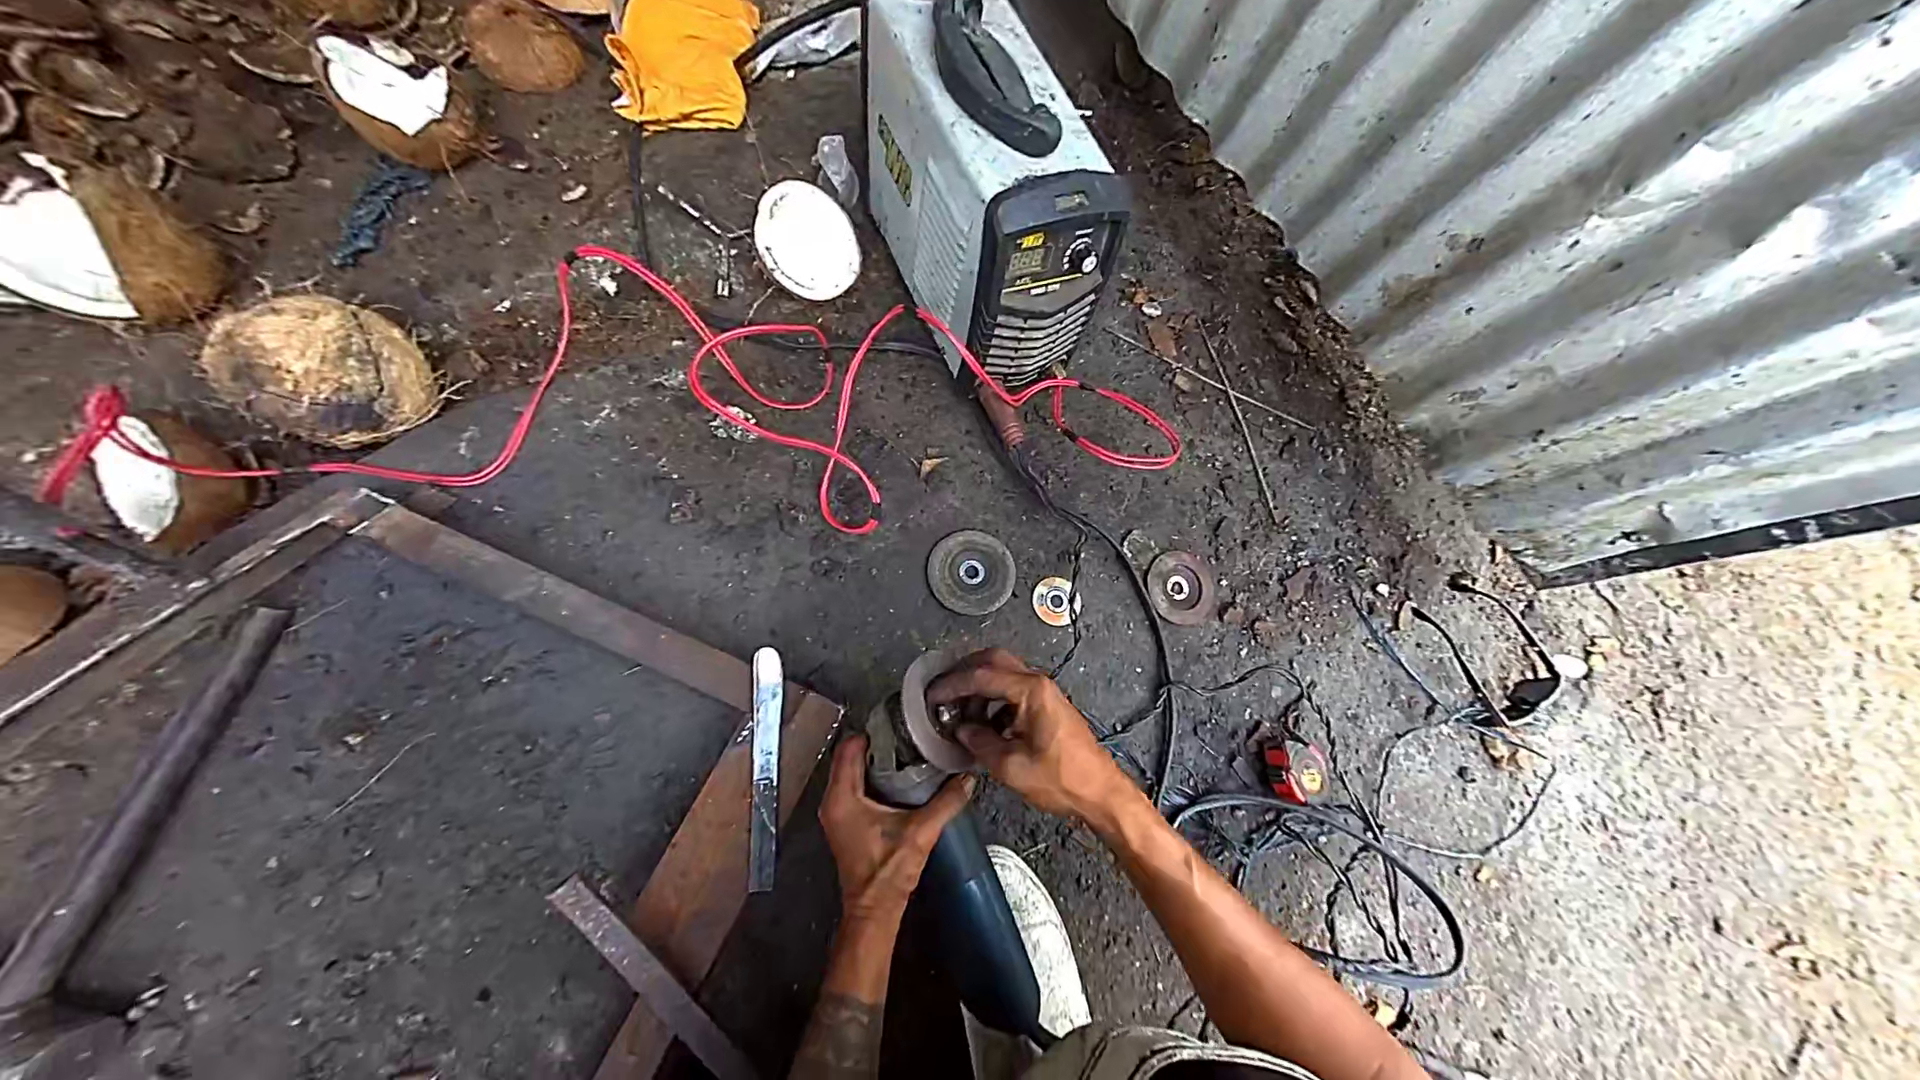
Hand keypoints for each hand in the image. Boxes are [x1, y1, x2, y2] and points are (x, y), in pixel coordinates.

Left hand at [818, 734, 974, 920]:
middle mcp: (832, 800)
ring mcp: (835, 812)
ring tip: (904, 751)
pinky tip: (895, 777)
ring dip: (872, 760)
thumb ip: (947, 801)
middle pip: (848, 756)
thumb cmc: (889, 870)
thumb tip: (968, 777)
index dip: (872, 732)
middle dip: (875, 744)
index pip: (849, 747)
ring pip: (849, 771)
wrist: (874, 909)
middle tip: (905, 735)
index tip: (897, 724)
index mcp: (843, 797)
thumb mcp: (921, 832)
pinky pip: (851, 786)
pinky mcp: (843, 821)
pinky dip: (869, 776)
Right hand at [925, 649, 1136, 826]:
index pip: (981, 676)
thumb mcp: (1011, 766)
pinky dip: (993, 701)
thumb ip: (980, 742)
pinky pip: (1014, 692)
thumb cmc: (1064, 779)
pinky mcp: (1047, 707)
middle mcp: (1039, 684)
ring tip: (960, 713)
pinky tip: (983, 725)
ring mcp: (1045, 694)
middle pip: (993, 662)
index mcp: (1031, 691)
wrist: (1100, 792)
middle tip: (943, 691)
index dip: (951, 685)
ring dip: (979, 689)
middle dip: (964, 673)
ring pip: (1004, 675)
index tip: (933, 696)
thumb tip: (962, 730)